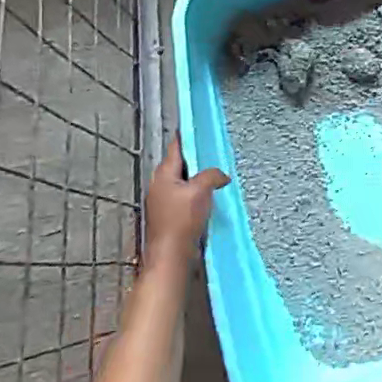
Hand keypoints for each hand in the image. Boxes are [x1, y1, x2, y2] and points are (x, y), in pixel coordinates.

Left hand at [143, 137, 227, 256]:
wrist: (171, 257)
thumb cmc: (181, 221)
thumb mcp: (201, 190)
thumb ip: (212, 175)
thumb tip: (221, 176)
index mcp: (163, 175)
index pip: (176, 147)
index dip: (186, 135)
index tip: (196, 124)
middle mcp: (160, 186)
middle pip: (180, 164)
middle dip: (196, 158)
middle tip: (214, 150)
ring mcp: (164, 203)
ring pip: (184, 182)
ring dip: (198, 177)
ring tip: (217, 173)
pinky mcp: (172, 217)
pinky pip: (187, 197)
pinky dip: (199, 193)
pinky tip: (211, 197)